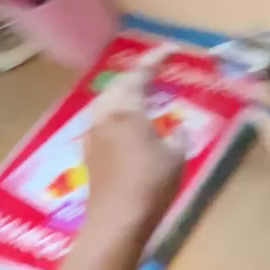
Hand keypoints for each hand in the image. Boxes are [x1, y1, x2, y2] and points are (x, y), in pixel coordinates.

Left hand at [82, 45, 184, 241]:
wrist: (117, 220)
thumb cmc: (151, 183)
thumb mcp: (177, 154)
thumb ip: (179, 134)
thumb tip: (178, 125)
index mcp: (125, 108)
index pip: (140, 73)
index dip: (156, 59)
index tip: (172, 49)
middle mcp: (103, 114)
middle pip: (120, 84)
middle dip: (139, 76)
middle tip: (159, 72)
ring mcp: (92, 132)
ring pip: (110, 102)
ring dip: (128, 95)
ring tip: (147, 95)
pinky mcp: (91, 150)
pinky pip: (106, 120)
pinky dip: (122, 113)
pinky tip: (134, 124)